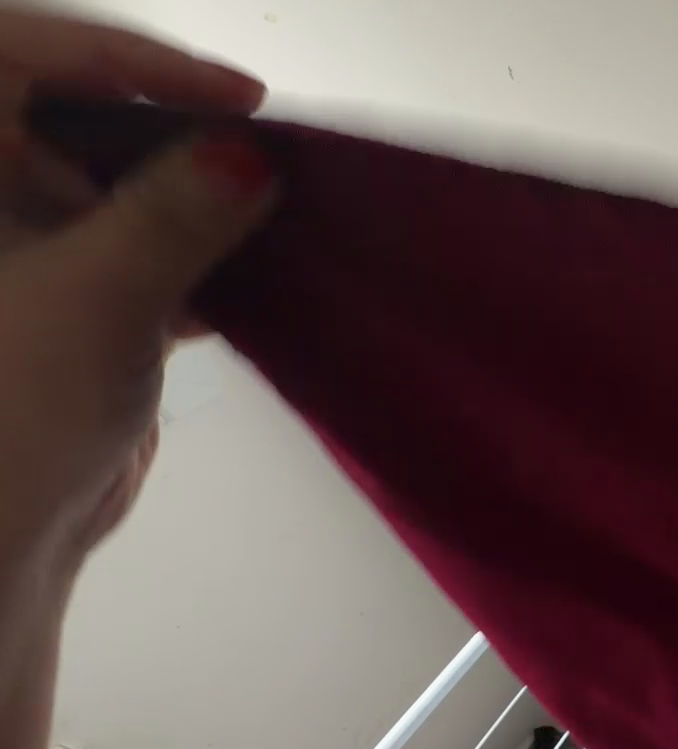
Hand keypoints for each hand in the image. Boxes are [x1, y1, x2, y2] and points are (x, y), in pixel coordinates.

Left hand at [0, 10, 271, 568]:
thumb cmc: (10, 401)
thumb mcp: (96, 298)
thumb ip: (171, 219)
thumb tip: (252, 153)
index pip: (13, 54)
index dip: (128, 60)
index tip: (246, 100)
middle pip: (78, 114)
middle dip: (181, 131)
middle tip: (274, 160)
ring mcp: (24, 242)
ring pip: (128, 185)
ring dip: (208, 197)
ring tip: (286, 210)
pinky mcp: (78, 292)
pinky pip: (152, 245)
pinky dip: (210, 252)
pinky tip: (264, 270)